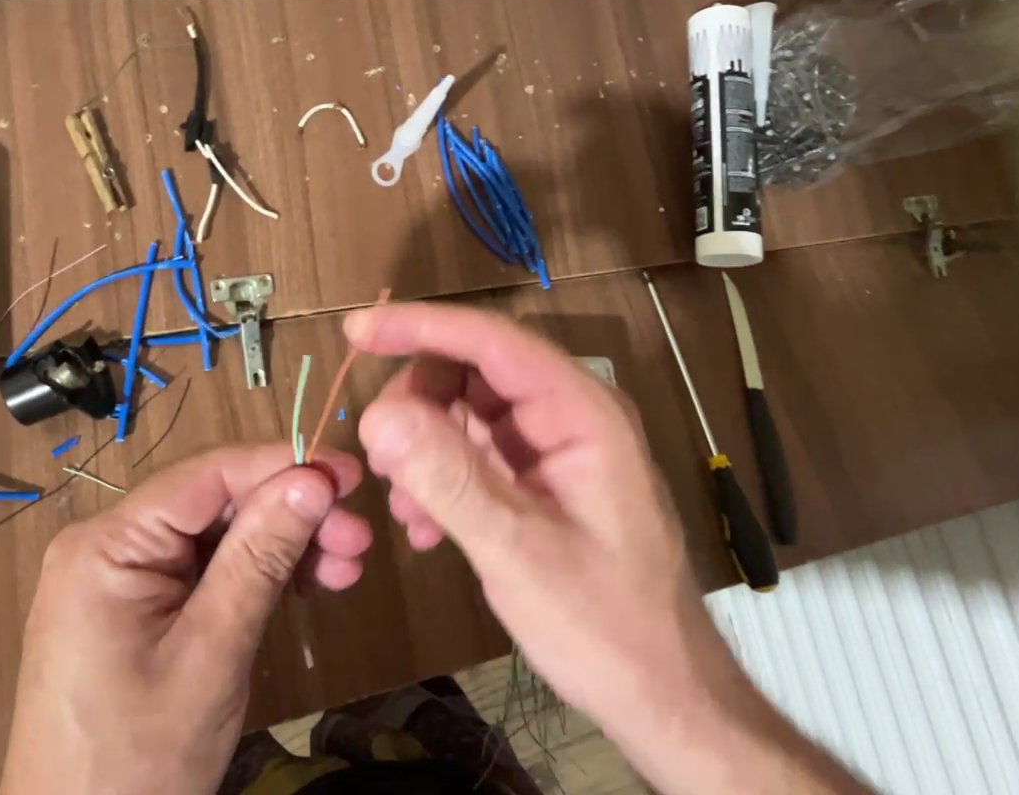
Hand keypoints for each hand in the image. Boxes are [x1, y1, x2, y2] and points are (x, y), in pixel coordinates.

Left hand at [0, 444, 372, 794]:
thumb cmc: (137, 760)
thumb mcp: (211, 655)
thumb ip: (260, 558)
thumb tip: (312, 478)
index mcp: (108, 544)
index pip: (208, 475)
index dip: (283, 465)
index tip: (351, 475)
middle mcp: (109, 545)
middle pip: (215, 504)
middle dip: (291, 514)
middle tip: (359, 540)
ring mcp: (121, 579)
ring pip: (217, 537)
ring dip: (282, 546)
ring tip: (346, 570)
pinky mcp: (137, 609)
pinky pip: (204, 571)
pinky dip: (255, 576)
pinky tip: (304, 586)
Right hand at [347, 303, 863, 793]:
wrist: (662, 692)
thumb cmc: (605, 625)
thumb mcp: (518, 553)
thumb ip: (448, 480)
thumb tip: (379, 415)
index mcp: (582, 412)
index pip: (492, 340)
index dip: (421, 326)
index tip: (355, 331)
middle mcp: (569, 413)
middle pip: (474, 368)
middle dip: (417, 401)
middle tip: (377, 457)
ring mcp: (554, 444)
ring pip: (467, 408)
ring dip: (422, 444)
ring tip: (403, 505)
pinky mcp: (540, 476)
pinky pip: (475, 449)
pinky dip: (440, 475)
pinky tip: (424, 525)